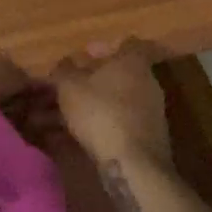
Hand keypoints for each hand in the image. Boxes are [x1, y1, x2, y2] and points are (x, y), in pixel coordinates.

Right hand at [50, 41, 171, 167]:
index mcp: (133, 64)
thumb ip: (64, 70)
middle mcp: (147, 84)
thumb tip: (65, 63)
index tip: (84, 55)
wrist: (133, 167)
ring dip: (91, 107)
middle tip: (67, 87)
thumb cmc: (101, 113)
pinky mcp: (147, 140)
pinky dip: (98, 127)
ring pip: (114, 103)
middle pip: (117, 76)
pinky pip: (117, 124)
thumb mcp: (69, 86)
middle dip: (91, 81)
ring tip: (61, 117)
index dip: (103, 48)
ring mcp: (150, 114)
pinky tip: (74, 137)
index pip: (125, 44)